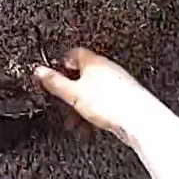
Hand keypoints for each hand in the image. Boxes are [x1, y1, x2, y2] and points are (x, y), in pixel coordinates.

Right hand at [34, 48, 169, 144]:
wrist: (139, 120)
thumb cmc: (110, 103)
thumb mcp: (73, 94)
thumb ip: (55, 82)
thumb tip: (39, 71)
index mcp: (94, 61)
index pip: (74, 53)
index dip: (62, 62)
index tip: (53, 72)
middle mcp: (108, 68)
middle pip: (84, 74)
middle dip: (71, 89)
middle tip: (63, 101)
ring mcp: (118, 82)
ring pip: (94, 90)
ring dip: (82, 104)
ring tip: (75, 121)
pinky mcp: (125, 98)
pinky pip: (104, 102)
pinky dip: (94, 111)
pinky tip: (91, 125)